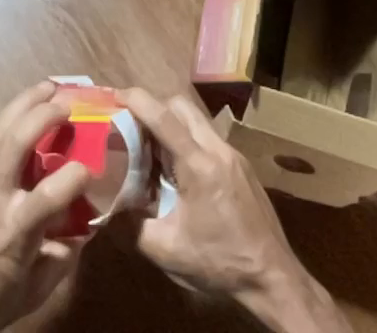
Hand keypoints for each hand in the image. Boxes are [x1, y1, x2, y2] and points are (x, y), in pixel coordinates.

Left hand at [0, 82, 91, 332]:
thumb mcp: (33, 292)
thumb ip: (63, 257)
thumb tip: (84, 228)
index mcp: (16, 231)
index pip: (52, 194)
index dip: (78, 176)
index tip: (94, 167)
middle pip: (18, 142)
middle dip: (45, 116)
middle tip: (70, 102)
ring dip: (24, 103)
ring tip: (48, 86)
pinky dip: (5, 121)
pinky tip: (19, 111)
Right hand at [121, 89, 351, 332]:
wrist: (275, 281)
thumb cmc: (220, 264)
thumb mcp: (166, 250)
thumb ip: (129, 225)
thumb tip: (101, 208)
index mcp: (199, 166)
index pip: (164, 117)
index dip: (136, 100)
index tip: (112, 96)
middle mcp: (218, 151)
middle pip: (181, 106)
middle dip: (152, 107)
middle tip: (128, 126)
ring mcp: (233, 157)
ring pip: (196, 120)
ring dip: (169, 124)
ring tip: (148, 149)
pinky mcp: (241, 167)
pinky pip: (207, 138)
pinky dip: (185, 140)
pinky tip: (174, 171)